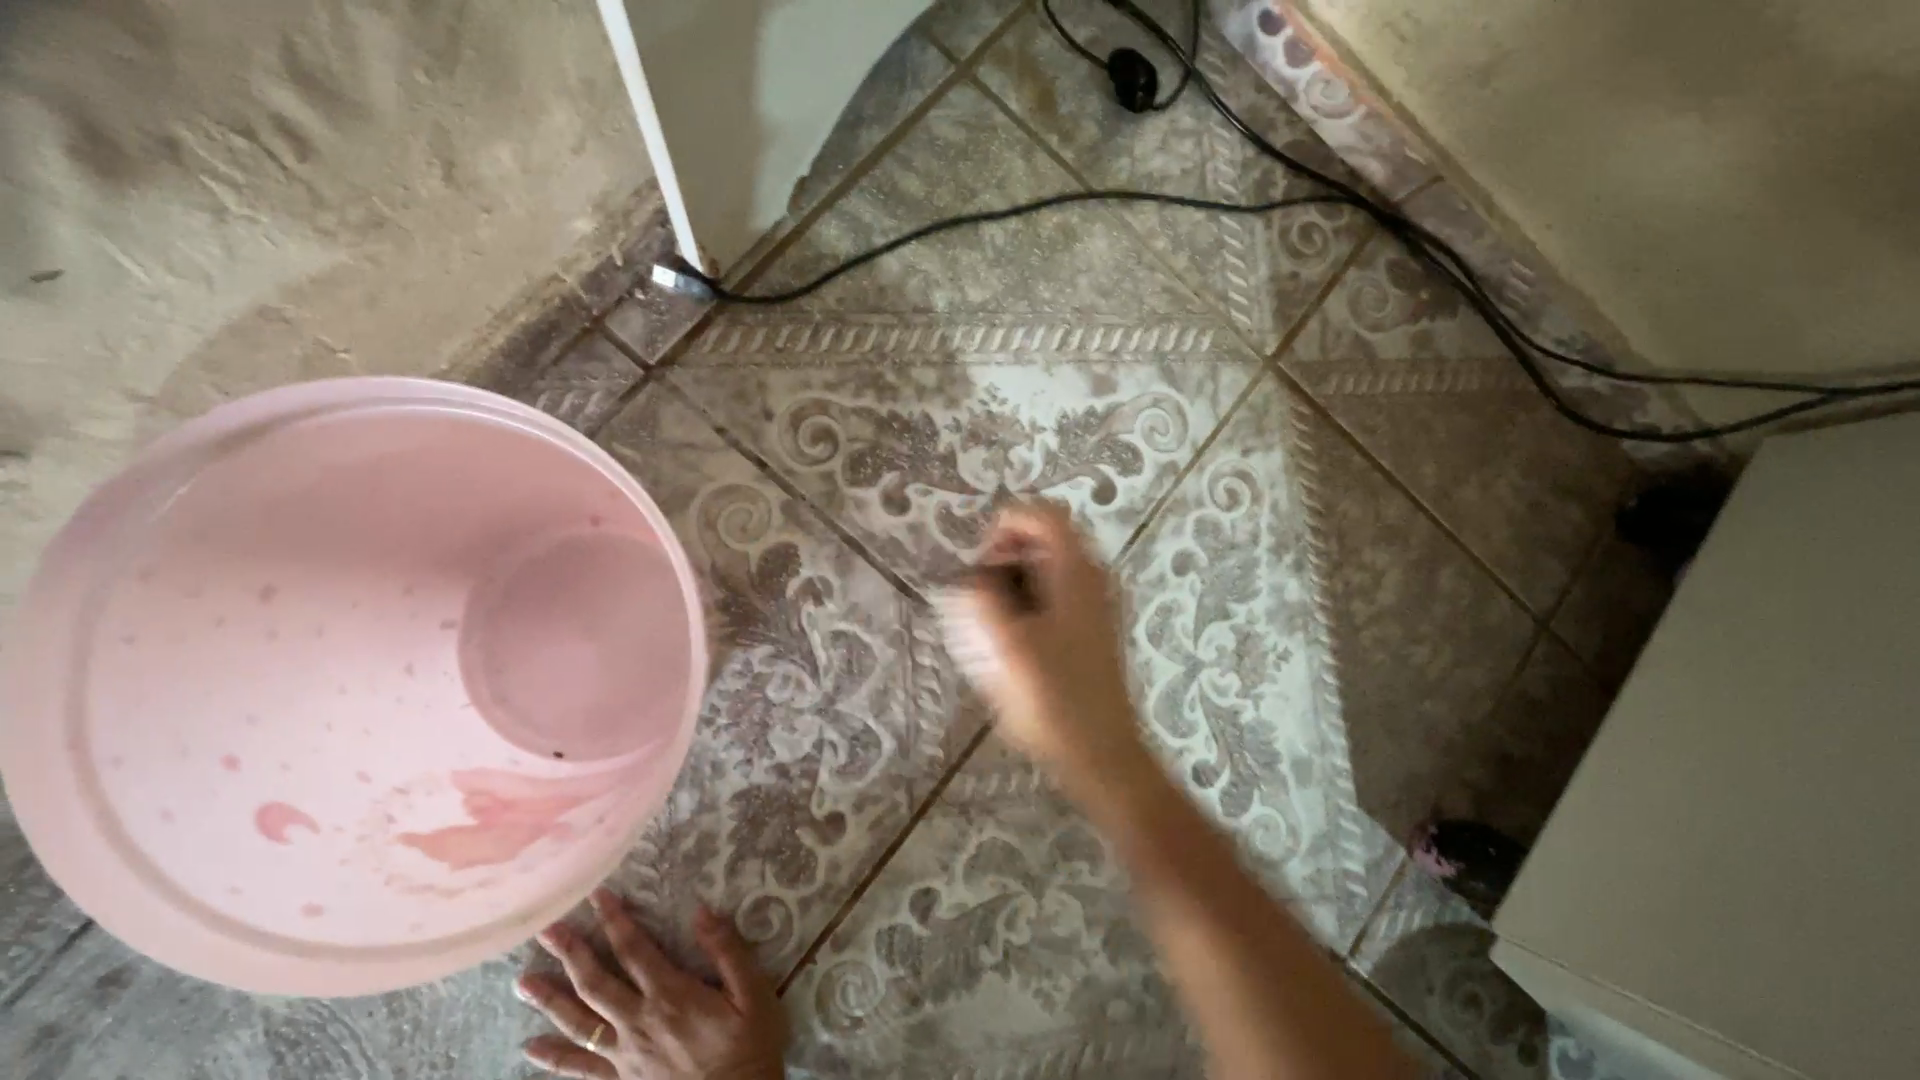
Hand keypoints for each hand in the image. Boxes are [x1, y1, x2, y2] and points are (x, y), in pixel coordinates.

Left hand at [517, 889, 785, 1079]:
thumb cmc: (751, 1046)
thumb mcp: (754, 993)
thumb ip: (728, 950)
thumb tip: (702, 911)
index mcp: (671, 995)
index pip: (634, 949)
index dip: (614, 921)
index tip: (597, 895)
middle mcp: (638, 1022)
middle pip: (595, 982)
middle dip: (570, 952)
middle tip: (546, 929)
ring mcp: (624, 1055)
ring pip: (578, 1022)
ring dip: (550, 999)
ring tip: (523, 980)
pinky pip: (579, 1068)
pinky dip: (553, 1058)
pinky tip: (530, 1047)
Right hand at [943, 499, 1154, 793]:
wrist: (1101, 754)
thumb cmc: (1053, 700)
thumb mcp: (1005, 647)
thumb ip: (981, 599)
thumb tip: (967, 578)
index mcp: (1076, 571)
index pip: (1042, 514)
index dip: (1004, 525)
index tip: (979, 565)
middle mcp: (1093, 579)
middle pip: (1043, 539)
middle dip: (1004, 558)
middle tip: (980, 596)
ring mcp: (1096, 605)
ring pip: (1046, 570)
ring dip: (1012, 583)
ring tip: (990, 623)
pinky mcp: (1091, 631)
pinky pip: (1053, 596)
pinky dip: (1027, 604)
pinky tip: (1012, 644)